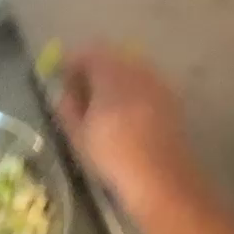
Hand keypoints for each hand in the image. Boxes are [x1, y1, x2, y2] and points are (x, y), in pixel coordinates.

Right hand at [55, 44, 204, 217]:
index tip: (62, 82)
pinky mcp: (171, 100)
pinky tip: (126, 118)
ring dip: (114, 83)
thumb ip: (68, 108)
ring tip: (103, 109)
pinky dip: (131, 94)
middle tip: (81, 96)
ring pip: (130, 71)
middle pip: (111, 59)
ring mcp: (158, 83)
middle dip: (94, 72)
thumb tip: (65, 95)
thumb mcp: (78, 136)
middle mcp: (137, 71)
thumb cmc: (112, 157)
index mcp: (111, 75)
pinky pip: (145, 86)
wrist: (161, 179)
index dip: (71, 65)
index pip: (87, 54)